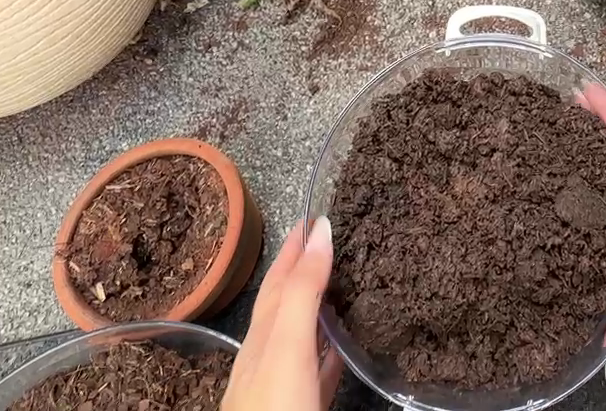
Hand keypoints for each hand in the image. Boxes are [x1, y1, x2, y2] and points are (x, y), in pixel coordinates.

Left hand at [223, 219, 345, 410]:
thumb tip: (321, 226)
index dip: (295, 245)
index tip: (314, 213)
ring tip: (340, 281)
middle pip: (286, 304)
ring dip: (316, 305)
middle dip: (303, 269)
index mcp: (264, 336)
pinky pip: (317, 371)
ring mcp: (282, 388)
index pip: (280, 278)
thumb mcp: (288, 345)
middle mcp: (268, 357)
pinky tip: (341, 348)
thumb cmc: (275, 410)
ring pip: (301, 334)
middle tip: (329, 237)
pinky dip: (328, 350)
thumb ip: (304, 289)